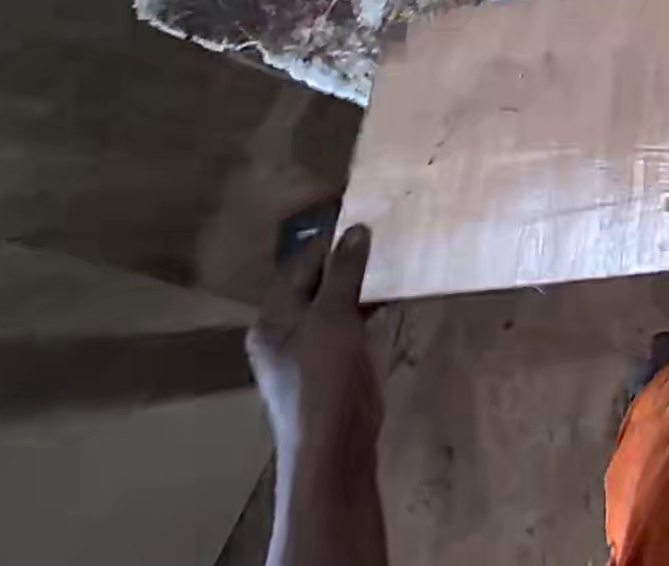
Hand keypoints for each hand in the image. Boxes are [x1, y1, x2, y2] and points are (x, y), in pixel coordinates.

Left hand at [246, 224, 378, 443]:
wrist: (336, 448)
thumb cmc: (324, 378)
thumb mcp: (333, 317)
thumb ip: (345, 272)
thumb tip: (358, 229)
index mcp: (274, 319)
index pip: (301, 267)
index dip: (331, 243)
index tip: (364, 219)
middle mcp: (288, 332)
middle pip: (320, 284)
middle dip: (350, 262)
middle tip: (384, 235)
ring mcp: (314, 350)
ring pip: (339, 304)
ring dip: (363, 284)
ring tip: (394, 258)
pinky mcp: (338, 364)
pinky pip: (353, 325)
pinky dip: (370, 308)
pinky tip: (394, 294)